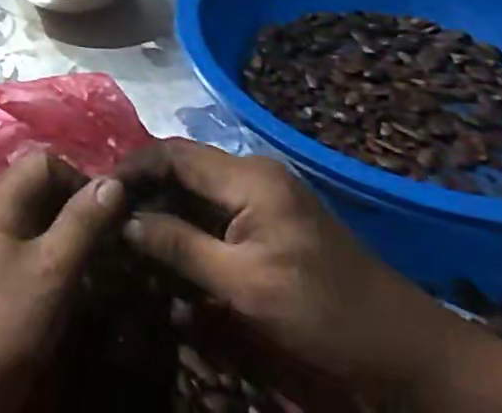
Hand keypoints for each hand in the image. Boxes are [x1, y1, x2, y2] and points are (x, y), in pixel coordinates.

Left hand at [0, 151, 127, 412]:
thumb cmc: (7, 319)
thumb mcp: (52, 268)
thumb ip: (83, 221)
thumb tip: (114, 181)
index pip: (45, 161)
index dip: (78, 178)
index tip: (108, 211)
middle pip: (43, 184)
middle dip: (78, 202)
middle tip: (110, 232)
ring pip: (42, 213)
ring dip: (73, 226)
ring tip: (101, 252)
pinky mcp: (1, 265)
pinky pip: (36, 238)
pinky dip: (60, 245)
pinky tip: (79, 269)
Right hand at [116, 139, 464, 395]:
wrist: (404, 349)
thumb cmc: (322, 313)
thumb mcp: (244, 285)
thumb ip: (180, 246)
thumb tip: (123, 219)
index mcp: (248, 178)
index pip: (174, 153)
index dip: (132, 166)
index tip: (98, 190)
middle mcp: (254, 173)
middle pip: (183, 166)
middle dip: (144, 186)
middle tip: (106, 213)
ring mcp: (266, 195)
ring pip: (197, 188)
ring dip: (164, 207)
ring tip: (128, 230)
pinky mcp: (272, 219)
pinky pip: (217, 209)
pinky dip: (189, 224)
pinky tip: (169, 248)